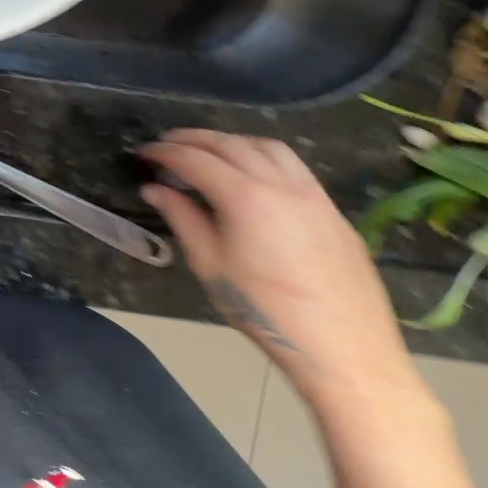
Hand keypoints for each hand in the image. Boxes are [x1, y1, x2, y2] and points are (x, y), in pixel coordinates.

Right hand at [138, 130, 421, 400]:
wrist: (344, 349)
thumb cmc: (265, 309)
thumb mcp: (210, 264)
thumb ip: (182, 218)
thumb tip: (155, 189)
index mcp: (244, 197)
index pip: (194, 159)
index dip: (163, 152)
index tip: (143, 153)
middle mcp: (280, 185)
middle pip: (230, 144)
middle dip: (193, 139)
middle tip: (167, 145)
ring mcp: (313, 195)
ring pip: (268, 147)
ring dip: (232, 142)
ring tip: (209, 152)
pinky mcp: (333, 211)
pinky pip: (295, 167)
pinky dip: (263, 157)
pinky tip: (253, 176)